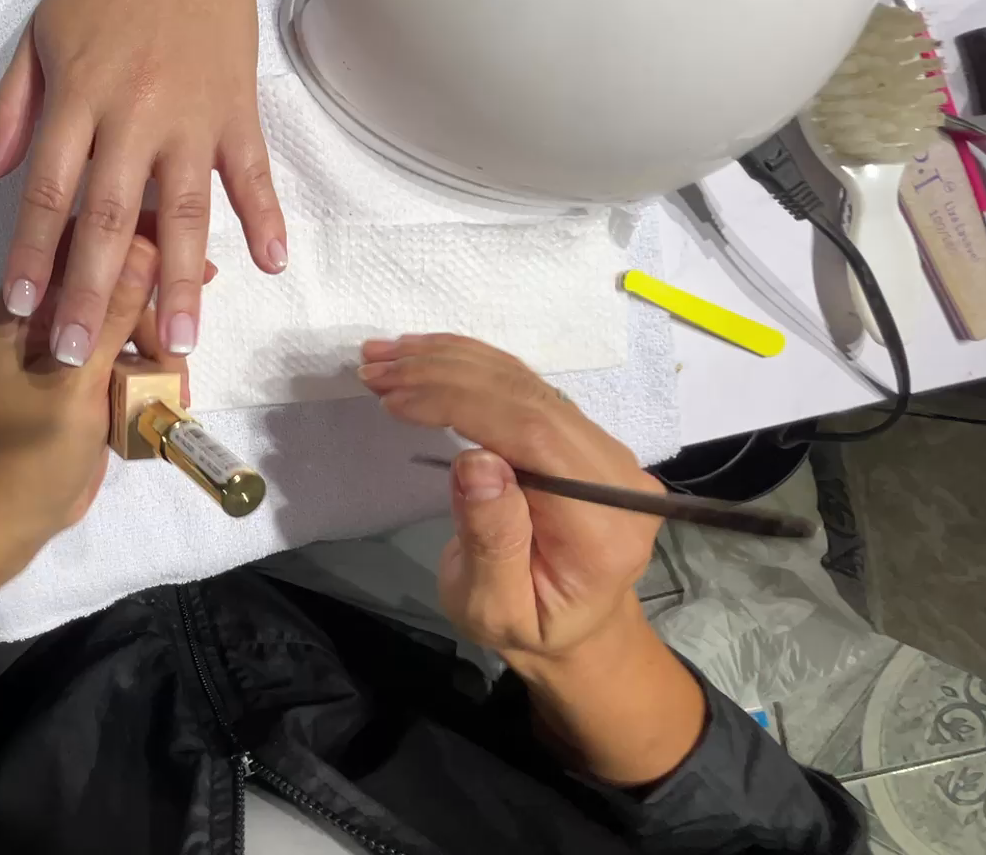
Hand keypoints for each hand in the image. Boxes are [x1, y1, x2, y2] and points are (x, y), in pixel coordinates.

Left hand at [0, 0, 285, 368]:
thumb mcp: (37, 36)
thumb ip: (12, 108)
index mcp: (79, 101)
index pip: (48, 192)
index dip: (33, 252)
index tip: (23, 308)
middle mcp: (135, 118)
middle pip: (111, 219)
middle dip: (93, 292)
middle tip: (81, 354)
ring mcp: (193, 118)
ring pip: (187, 212)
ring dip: (184, 281)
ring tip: (178, 342)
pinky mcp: (239, 111)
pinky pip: (254, 172)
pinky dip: (266, 215)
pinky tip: (272, 263)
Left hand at [0, 235, 179, 553]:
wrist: (16, 519)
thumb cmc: (32, 453)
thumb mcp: (75, 383)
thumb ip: (112, 316)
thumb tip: (148, 245)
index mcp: (19, 306)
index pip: (78, 249)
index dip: (135, 246)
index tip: (186, 261)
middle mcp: (41, 317)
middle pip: (110, 285)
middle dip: (150, 316)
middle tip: (179, 348)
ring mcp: (65, 347)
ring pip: (126, 322)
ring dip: (155, 350)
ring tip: (173, 387)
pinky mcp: (86, 374)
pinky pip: (127, 354)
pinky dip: (149, 371)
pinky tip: (171, 392)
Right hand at [357, 335, 661, 667]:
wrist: (573, 633)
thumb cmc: (528, 628)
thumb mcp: (495, 607)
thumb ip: (492, 540)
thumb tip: (476, 461)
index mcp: (602, 522)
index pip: (532, 434)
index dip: (459, 403)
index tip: (392, 399)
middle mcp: (613, 472)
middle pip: (527, 396)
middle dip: (442, 374)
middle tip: (373, 371)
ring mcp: (598, 448)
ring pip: (522, 380)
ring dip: (446, 360)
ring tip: (382, 356)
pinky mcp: (574, 434)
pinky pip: (520, 383)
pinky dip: (466, 362)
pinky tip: (422, 353)